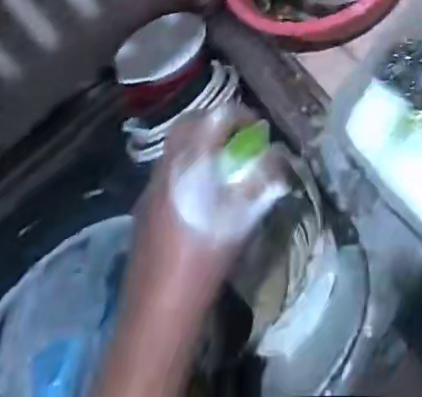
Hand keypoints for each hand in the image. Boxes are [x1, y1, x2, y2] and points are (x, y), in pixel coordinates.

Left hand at [90, 106, 292, 396]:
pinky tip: (201, 193)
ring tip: (224, 163)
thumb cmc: (204, 260)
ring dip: (201, 144)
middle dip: (217, 123)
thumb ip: (262, 183)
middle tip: (241, 138)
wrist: (157, 307)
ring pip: (176, 146)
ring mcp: (151, 183)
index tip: (259, 126)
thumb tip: (278, 158)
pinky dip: (188, 166)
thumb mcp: (242, 221)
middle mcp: (167, 163)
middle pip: (190, 124)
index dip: (240, 114)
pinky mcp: (143, 204)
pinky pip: (168, 169)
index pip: (216, 116)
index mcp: (191, 161)